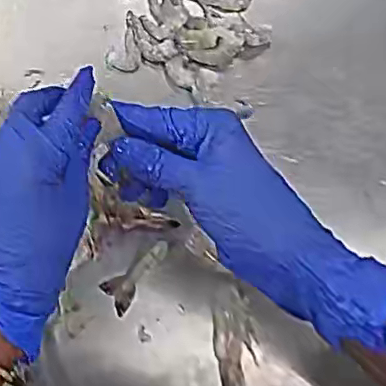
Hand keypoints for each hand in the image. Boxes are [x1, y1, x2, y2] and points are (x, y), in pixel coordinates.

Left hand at [0, 67, 99, 361]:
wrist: (2, 274)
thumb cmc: (46, 242)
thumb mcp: (74, 197)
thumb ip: (78, 154)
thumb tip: (86, 125)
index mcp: (36, 147)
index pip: (63, 109)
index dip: (77, 92)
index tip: (86, 75)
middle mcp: (8, 140)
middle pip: (31, 106)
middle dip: (53, 99)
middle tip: (74, 101)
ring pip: (17, 121)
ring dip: (38, 118)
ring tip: (61, 128)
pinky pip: (6, 138)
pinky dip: (24, 135)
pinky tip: (40, 149)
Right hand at [98, 104, 385, 350]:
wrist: (299, 267)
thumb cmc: (252, 219)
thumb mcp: (196, 185)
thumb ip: (153, 161)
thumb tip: (117, 143)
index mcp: (208, 126)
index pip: (151, 117)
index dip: (120, 124)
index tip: (87, 129)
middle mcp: (206, 138)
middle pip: (152, 137)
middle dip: (127, 152)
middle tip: (103, 170)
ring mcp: (207, 164)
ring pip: (157, 158)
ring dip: (138, 172)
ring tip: (123, 190)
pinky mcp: (207, 188)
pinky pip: (169, 176)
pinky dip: (153, 185)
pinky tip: (141, 198)